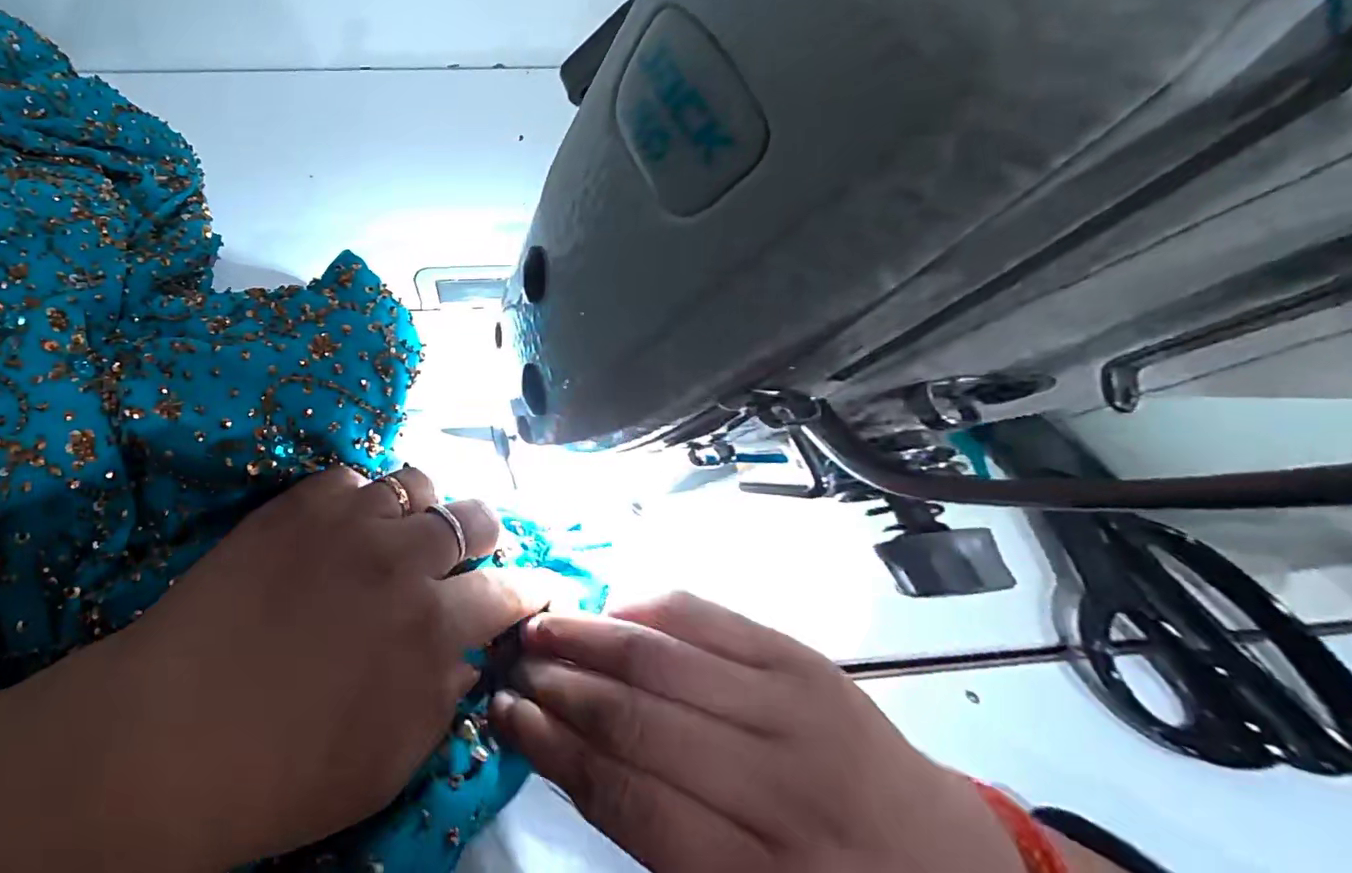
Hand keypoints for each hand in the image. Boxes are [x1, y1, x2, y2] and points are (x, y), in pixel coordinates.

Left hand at [0, 467, 543, 872]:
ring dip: (425, 504)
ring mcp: (348, 522)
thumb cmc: (289, 771)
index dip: (523, 589)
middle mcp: (402, 560)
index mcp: (435, 628)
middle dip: (484, 533)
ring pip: (414, 483)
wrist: (177, 730)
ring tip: (412, 522)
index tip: (526, 589)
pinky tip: (351, 519)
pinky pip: (352, 477)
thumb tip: (464, 651)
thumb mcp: (393, 758)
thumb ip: (443, 695)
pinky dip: (363, 495)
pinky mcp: (297, 504)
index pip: (505, 591)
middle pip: (469, 519)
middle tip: (474, 546)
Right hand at [489, 592, 1022, 872]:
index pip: (625, 794)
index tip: (505, 714)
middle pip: (636, 720)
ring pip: (661, 657)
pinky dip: (643, 607)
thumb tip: (556, 744)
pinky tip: (606, 610)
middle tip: (509, 662)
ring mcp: (797, 710)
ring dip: (586, 636)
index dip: (552, 748)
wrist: (948, 865)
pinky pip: (704, 617)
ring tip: (539, 627)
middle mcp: (780, 787)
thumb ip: (647, 831)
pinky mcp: (805, 659)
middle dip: (557, 685)